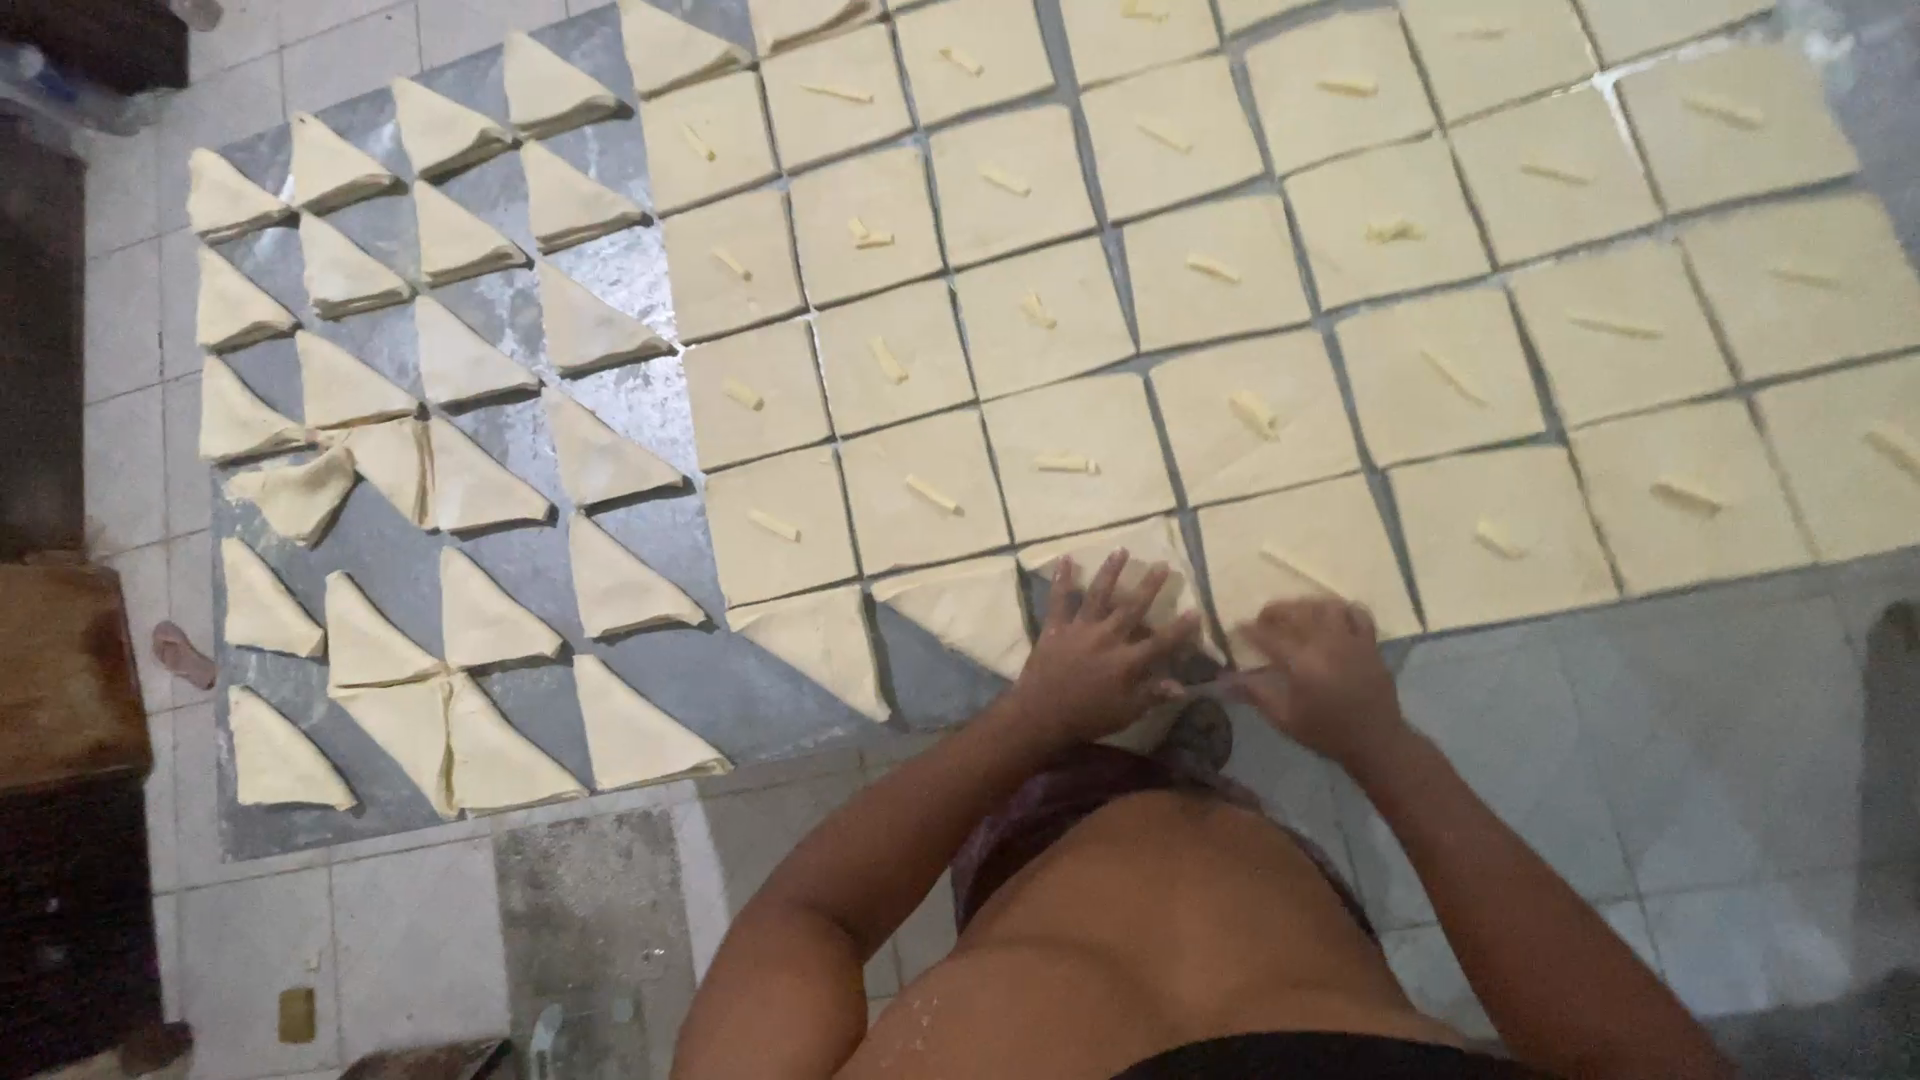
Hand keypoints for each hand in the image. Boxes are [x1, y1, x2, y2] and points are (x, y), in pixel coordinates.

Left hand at [1006, 551, 1201, 743]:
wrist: (1040, 714)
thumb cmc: (1087, 718)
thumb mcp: (1125, 713)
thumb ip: (1152, 696)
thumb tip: (1182, 686)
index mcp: (1126, 661)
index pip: (1160, 642)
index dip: (1180, 629)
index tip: (1195, 611)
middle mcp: (1106, 638)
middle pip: (1132, 608)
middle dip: (1149, 586)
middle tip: (1162, 564)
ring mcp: (1079, 629)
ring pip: (1098, 595)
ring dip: (1110, 572)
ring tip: (1120, 550)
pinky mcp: (1055, 628)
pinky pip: (1058, 600)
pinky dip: (1062, 579)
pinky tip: (1065, 559)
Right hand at [1234, 598, 1409, 772]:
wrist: (1376, 741)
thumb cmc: (1326, 733)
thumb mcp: (1284, 718)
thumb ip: (1254, 693)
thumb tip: (1222, 682)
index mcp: (1302, 664)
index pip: (1267, 636)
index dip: (1248, 630)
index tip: (1237, 629)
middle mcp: (1326, 645)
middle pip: (1295, 612)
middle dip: (1274, 611)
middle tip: (1263, 620)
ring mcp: (1351, 641)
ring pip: (1325, 606)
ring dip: (1306, 606)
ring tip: (1296, 615)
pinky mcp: (1369, 644)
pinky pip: (1357, 613)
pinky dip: (1341, 609)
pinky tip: (1331, 618)